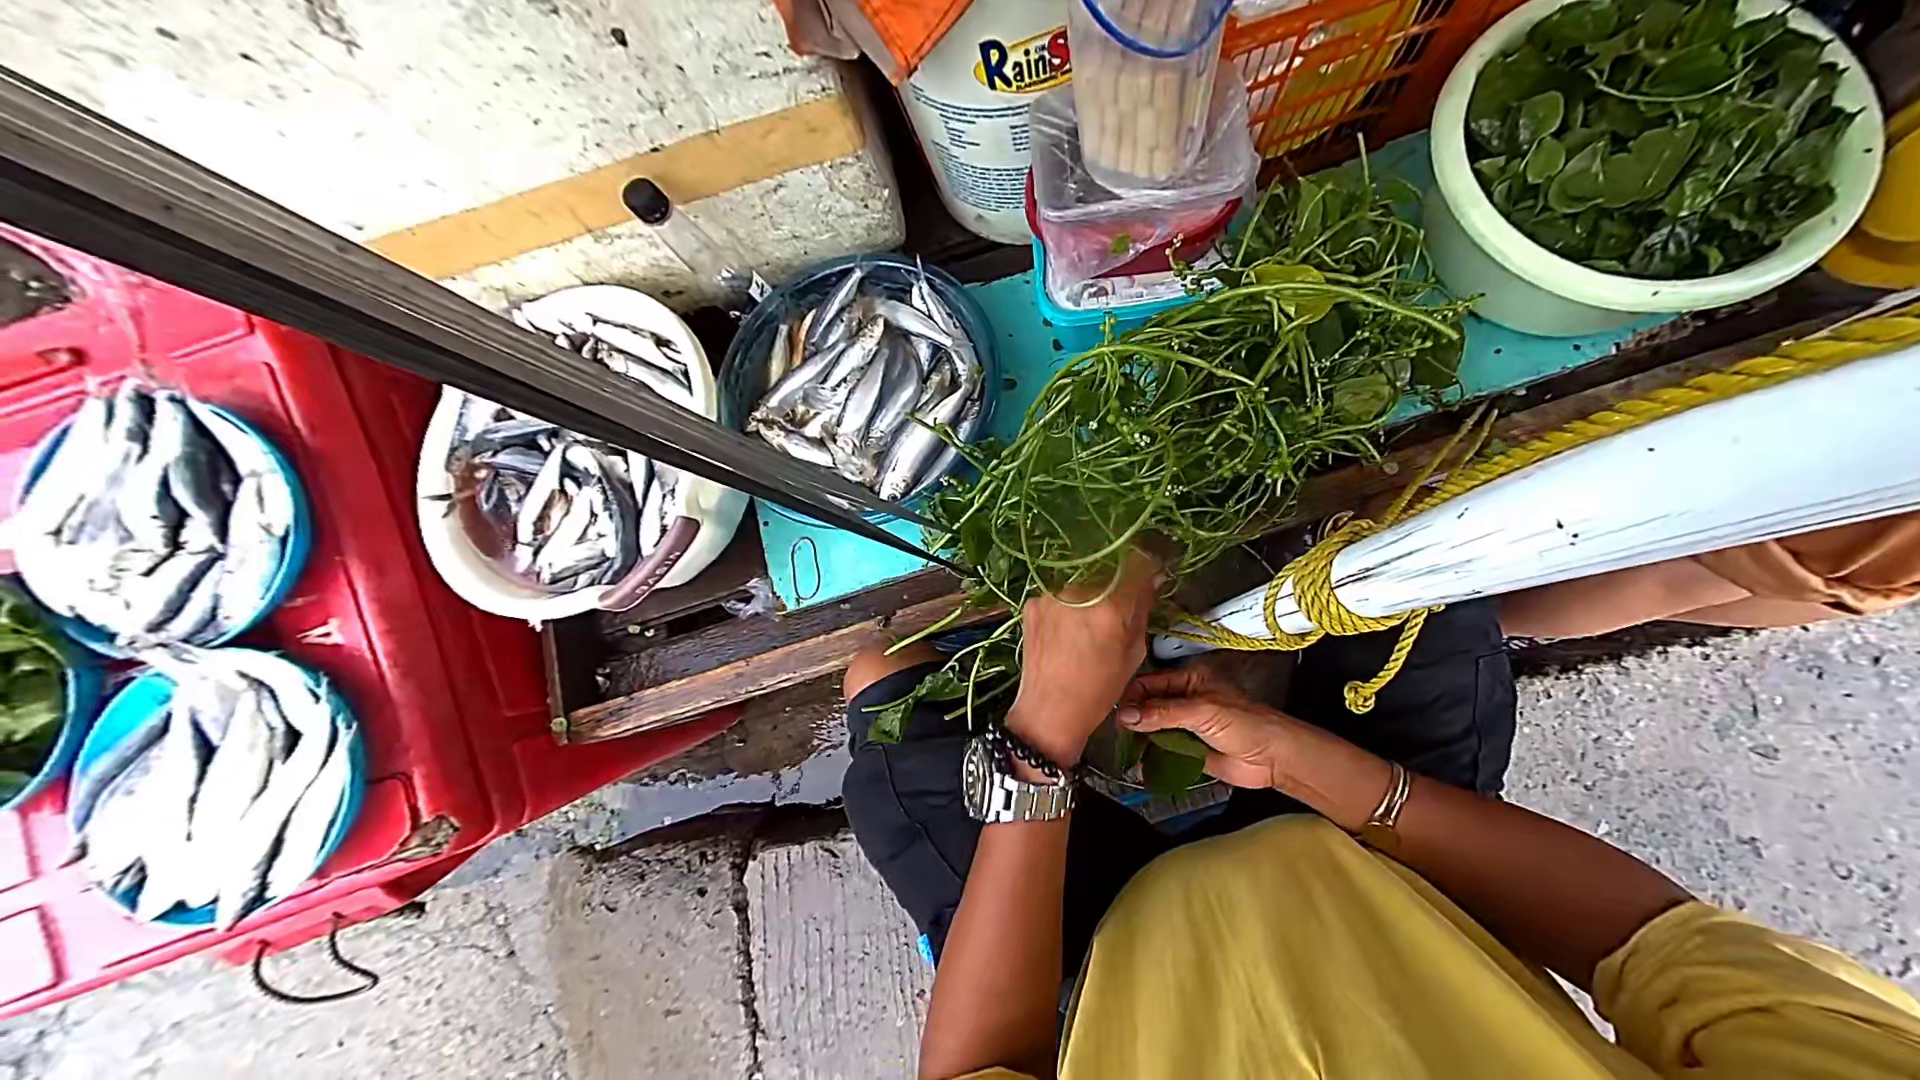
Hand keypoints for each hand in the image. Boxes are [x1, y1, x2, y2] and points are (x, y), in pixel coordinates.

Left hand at [1006, 549, 1161, 765]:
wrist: (1049, 709)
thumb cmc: (1098, 688)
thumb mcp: (1134, 650)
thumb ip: (1142, 607)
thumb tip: (1152, 578)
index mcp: (1109, 606)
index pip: (1136, 561)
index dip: (1148, 561)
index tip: (1152, 566)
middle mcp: (1077, 592)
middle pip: (1106, 567)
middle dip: (1117, 580)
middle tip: (1118, 605)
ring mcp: (1051, 595)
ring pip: (1081, 578)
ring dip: (1090, 592)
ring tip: (1088, 623)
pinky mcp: (1032, 601)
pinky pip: (1060, 592)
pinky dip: (1068, 603)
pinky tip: (1067, 628)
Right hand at [1114, 663, 1303, 789]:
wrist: (1274, 759)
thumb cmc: (1244, 724)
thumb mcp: (1202, 712)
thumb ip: (1163, 713)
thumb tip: (1126, 716)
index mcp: (1187, 680)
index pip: (1149, 683)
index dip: (1131, 697)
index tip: (1117, 713)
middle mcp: (1182, 699)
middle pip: (1146, 705)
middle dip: (1132, 717)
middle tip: (1117, 732)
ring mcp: (1183, 724)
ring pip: (1150, 727)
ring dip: (1138, 736)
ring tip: (1122, 747)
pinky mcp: (1186, 748)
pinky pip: (1160, 748)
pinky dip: (1148, 753)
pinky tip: (1135, 760)